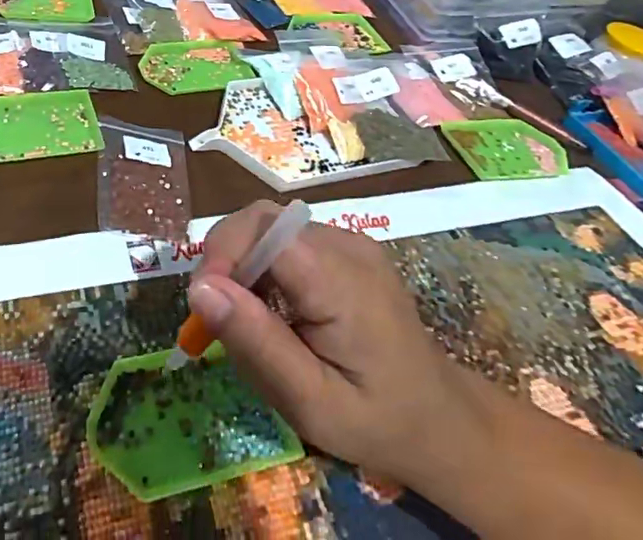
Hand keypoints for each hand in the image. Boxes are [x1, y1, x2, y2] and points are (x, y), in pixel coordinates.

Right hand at [188, 201, 468, 483]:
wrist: (442, 421)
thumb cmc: (375, 421)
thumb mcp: (309, 400)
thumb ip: (256, 342)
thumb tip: (199, 288)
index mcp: (341, 280)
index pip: (264, 229)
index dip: (223, 254)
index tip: (202, 303)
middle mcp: (346, 244)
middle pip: (262, 221)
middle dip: (225, 259)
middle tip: (213, 314)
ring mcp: (349, 242)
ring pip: (268, 228)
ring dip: (241, 265)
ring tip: (243, 319)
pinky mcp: (346, 248)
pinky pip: (286, 240)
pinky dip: (262, 267)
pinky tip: (271, 310)